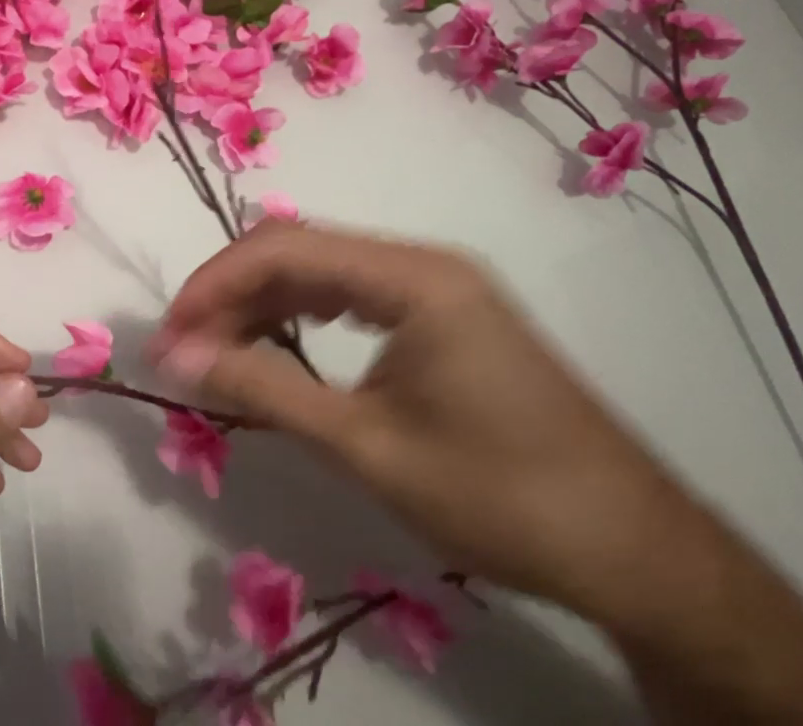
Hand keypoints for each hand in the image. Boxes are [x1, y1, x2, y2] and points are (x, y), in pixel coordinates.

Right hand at [151, 221, 698, 617]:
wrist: (635, 552)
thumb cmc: (499, 496)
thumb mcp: (364, 446)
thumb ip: (263, 390)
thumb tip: (175, 356)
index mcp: (414, 279)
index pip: (281, 250)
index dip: (211, 287)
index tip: (167, 339)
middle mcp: (426, 266)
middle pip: (298, 250)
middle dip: (229, 295)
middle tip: (182, 352)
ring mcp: (442, 291)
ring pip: (323, 272)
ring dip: (260, 307)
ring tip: (216, 354)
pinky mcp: (448, 321)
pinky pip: (353, 296)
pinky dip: (300, 318)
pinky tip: (276, 348)